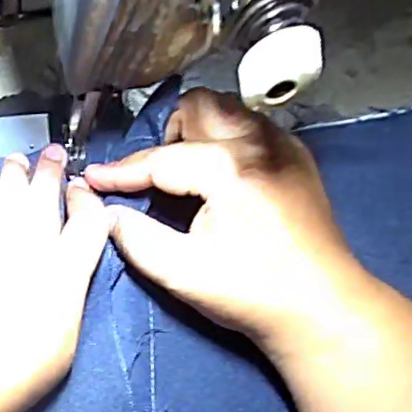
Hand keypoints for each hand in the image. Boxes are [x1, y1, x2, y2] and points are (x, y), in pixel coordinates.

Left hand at [0, 144, 111, 411]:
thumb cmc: (16, 373)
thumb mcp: (65, 345)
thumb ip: (67, 302)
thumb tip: (62, 285)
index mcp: (67, 267)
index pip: (89, 218)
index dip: (88, 202)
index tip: (83, 197)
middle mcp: (31, 239)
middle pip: (47, 191)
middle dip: (52, 172)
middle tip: (53, 161)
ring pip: (4, 187)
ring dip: (12, 172)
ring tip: (14, 162)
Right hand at [83, 88, 386, 356]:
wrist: (318, 305)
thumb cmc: (251, 293)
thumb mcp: (181, 272)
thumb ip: (136, 238)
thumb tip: (107, 214)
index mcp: (228, 168)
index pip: (161, 158)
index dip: (121, 172)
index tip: (93, 178)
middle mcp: (259, 142)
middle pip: (199, 106)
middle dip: (167, 136)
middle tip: (154, 178)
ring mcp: (283, 147)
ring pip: (228, 112)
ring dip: (198, 135)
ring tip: (186, 180)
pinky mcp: (297, 160)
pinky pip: (251, 130)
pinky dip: (225, 144)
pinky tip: (220, 185)